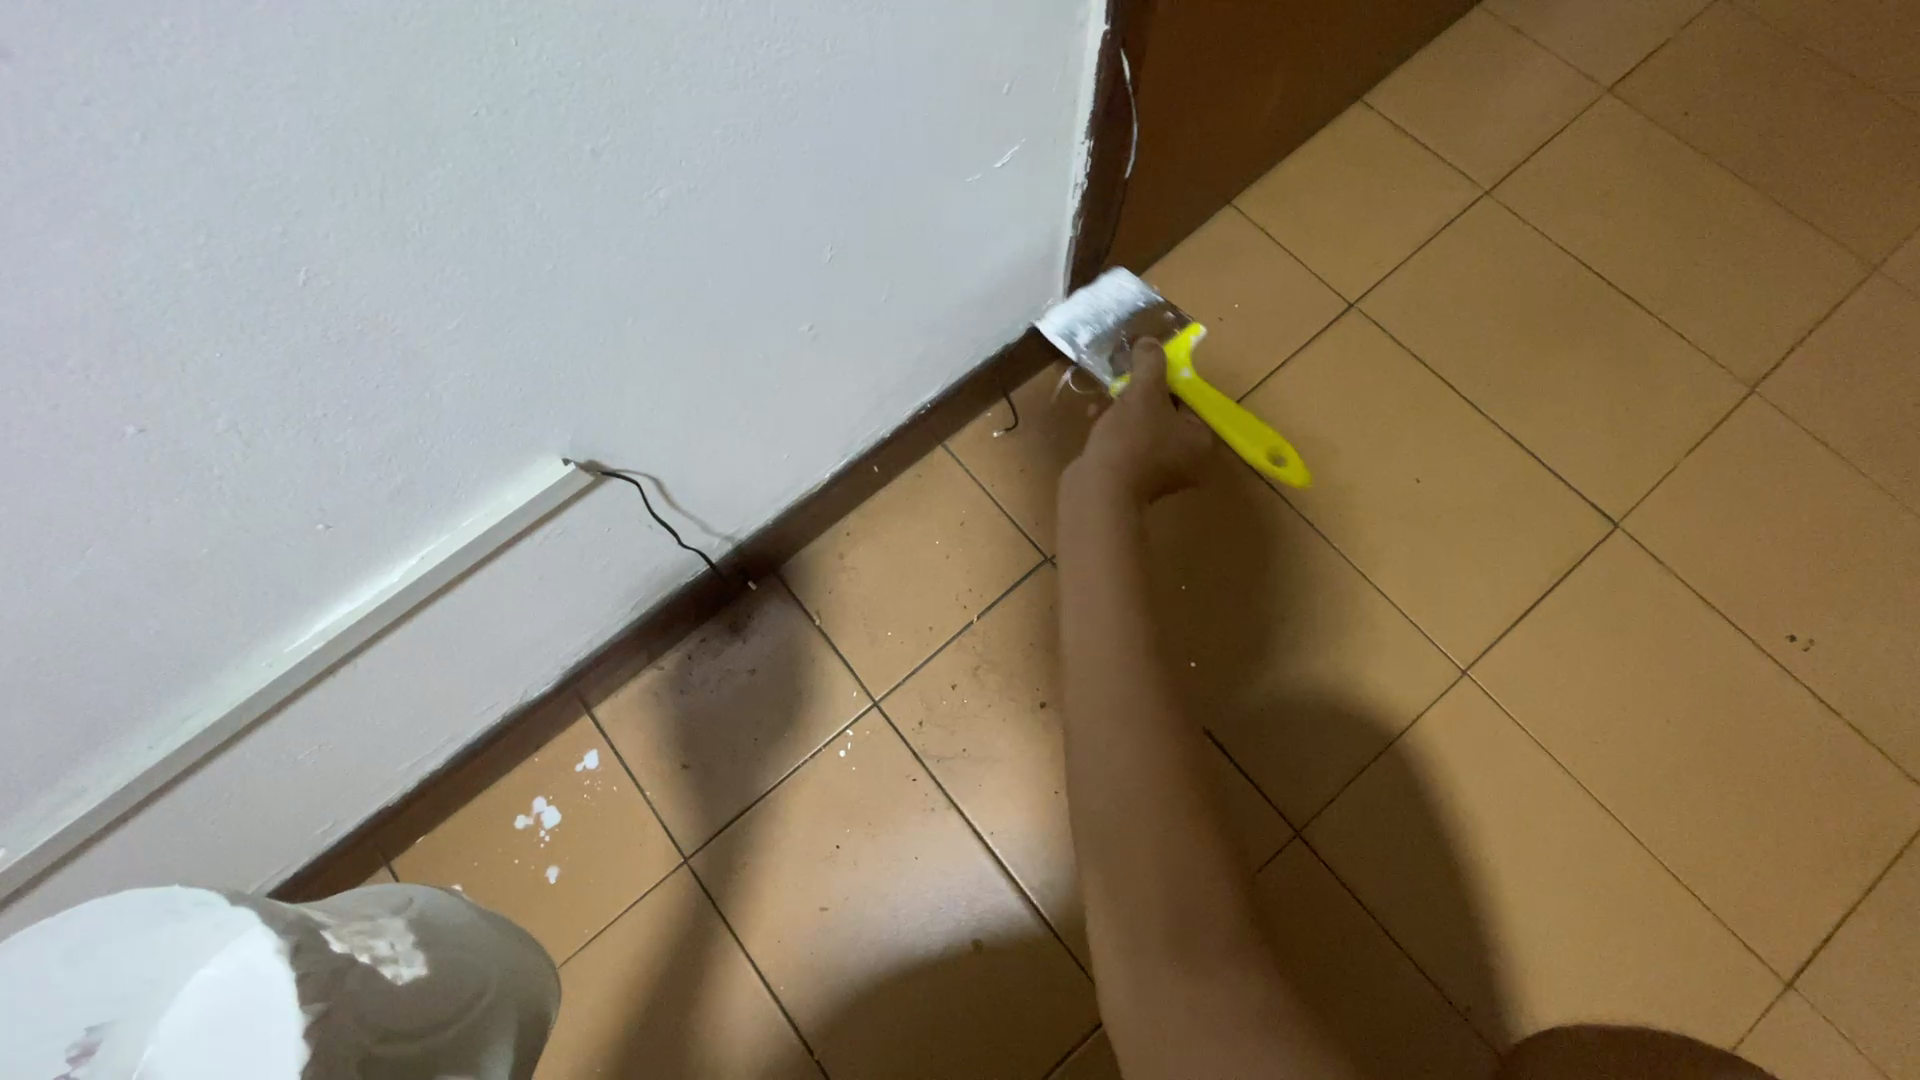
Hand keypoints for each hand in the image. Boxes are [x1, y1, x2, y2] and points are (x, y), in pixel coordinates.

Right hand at [1067, 338, 1213, 506]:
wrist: (1098, 490)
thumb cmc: (1130, 439)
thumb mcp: (1142, 392)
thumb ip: (1150, 363)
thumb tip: (1150, 341)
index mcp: (1200, 440)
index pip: (1187, 399)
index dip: (1163, 380)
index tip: (1142, 369)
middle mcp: (1187, 460)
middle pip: (1164, 413)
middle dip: (1138, 395)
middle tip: (1121, 382)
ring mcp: (1160, 473)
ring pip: (1143, 428)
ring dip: (1122, 410)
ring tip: (1102, 399)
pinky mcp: (1134, 480)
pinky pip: (1128, 445)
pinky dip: (1114, 431)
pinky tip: (1094, 419)